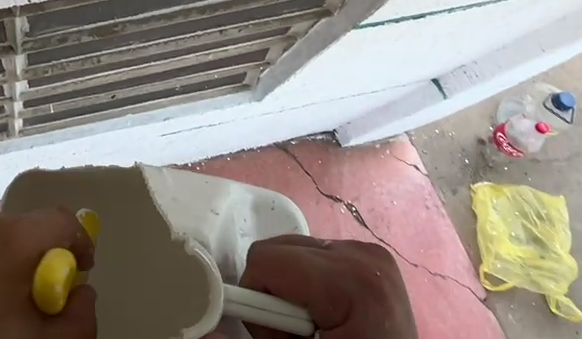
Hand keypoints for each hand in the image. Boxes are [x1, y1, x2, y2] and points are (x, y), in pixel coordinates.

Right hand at [239, 235, 417, 338]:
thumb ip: (258, 328)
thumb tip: (208, 319)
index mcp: (350, 282)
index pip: (265, 260)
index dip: (254, 298)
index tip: (269, 334)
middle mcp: (363, 256)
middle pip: (278, 250)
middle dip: (274, 293)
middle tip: (295, 336)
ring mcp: (370, 253)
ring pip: (294, 250)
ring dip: (292, 287)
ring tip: (317, 327)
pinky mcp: (373, 256)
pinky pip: (317, 255)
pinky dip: (312, 282)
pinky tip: (331, 314)